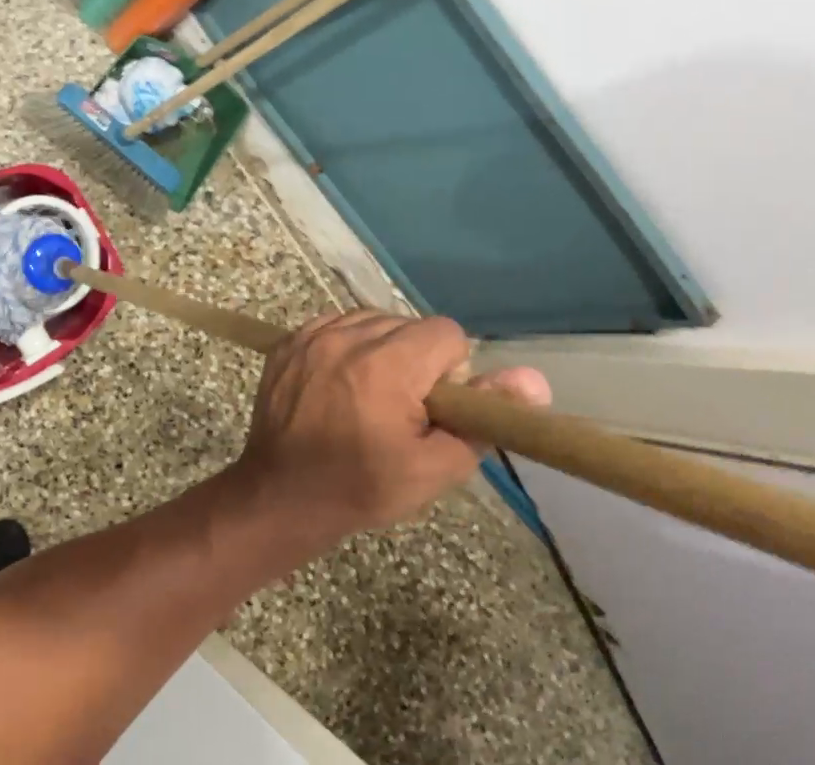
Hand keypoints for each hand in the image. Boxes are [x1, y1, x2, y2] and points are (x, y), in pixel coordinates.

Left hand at [235, 310, 550, 539]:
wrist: (283, 493)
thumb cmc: (363, 486)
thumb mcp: (438, 464)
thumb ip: (483, 415)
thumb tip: (531, 377)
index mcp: (384, 365)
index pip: (445, 333)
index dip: (451, 369)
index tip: (435, 404)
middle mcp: (344, 339)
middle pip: (404, 324)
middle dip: (416, 358)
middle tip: (403, 406)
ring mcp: (308, 339)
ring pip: (366, 321)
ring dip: (379, 348)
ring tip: (371, 394)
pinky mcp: (283, 346)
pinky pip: (330, 326)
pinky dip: (343, 345)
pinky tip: (340, 382)